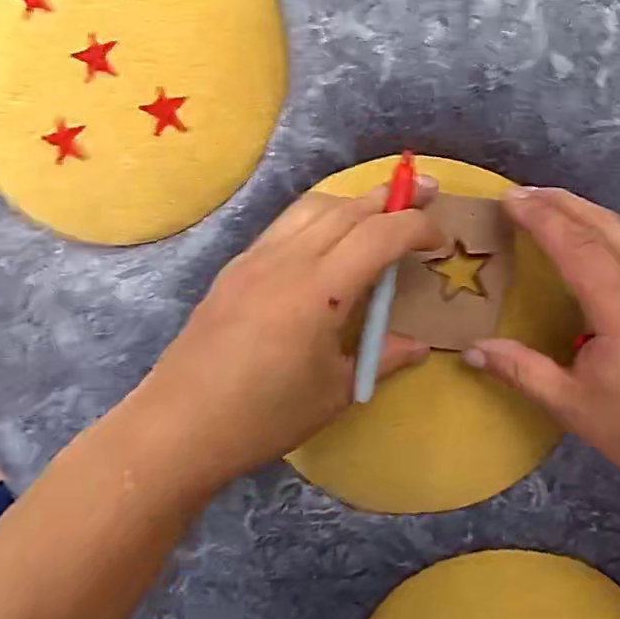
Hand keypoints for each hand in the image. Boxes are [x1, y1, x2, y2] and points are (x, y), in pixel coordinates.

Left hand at [124, 180, 446, 486]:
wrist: (180, 426)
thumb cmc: (264, 417)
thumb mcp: (334, 392)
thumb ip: (380, 358)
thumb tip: (418, 345)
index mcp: (319, 291)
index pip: (379, 235)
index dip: (416, 227)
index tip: (439, 238)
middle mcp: (286, 261)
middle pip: (347, 209)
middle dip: (391, 198)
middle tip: (425, 192)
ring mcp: (254, 259)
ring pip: (312, 207)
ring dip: (352, 202)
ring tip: (377, 213)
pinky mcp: (234, 269)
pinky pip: (284, 225)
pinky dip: (318, 219)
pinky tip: (326, 240)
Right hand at [462, 186, 619, 506]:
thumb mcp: (575, 408)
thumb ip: (522, 372)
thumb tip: (473, 351)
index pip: (578, 246)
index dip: (541, 218)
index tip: (510, 198)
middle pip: (609, 226)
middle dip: (564, 202)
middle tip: (527, 192)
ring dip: (591, 224)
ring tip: (556, 221)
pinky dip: (618, 254)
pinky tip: (603, 273)